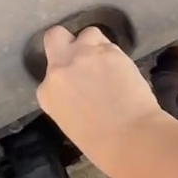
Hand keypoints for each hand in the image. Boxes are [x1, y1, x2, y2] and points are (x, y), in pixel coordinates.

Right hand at [36, 27, 169, 165]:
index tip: (78, 85)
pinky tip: (122, 70)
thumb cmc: (101, 144)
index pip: (51, 75)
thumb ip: (69, 98)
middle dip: (65, 42)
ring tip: (106, 62)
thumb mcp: (70, 122)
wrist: (130, 136)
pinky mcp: (111, 51)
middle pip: (54, 36)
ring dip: (94, 44)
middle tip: (80, 56)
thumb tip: (83, 89)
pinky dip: (114, 54)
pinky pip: (109, 44)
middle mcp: (61, 68)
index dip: (65, 77)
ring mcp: (85, 55)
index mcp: (47, 93)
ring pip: (87, 33)